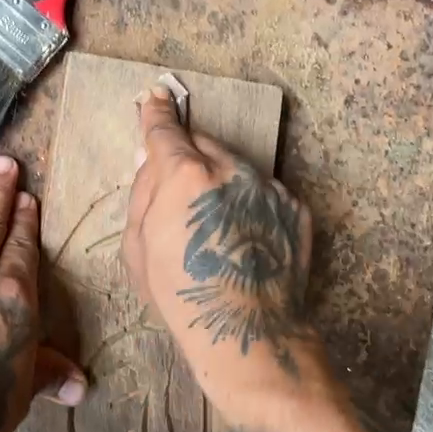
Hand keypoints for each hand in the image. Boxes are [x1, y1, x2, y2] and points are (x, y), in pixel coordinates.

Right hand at [122, 84, 326, 411]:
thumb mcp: (137, 248)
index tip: (155, 97)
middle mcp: (231, 169)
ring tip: (215, 229)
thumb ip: (143, 194)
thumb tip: (150, 159)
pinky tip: (242, 241)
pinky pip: (262, 194)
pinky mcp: (294, 208)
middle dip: (187, 158)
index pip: (165, 131)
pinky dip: (248, 206)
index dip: (156, 113)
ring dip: (220, 183)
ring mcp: (269, 187)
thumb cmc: (180, 295)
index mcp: (186, 175)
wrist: (249, 334)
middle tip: (178, 189)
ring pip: (235, 169)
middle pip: (203, 146)